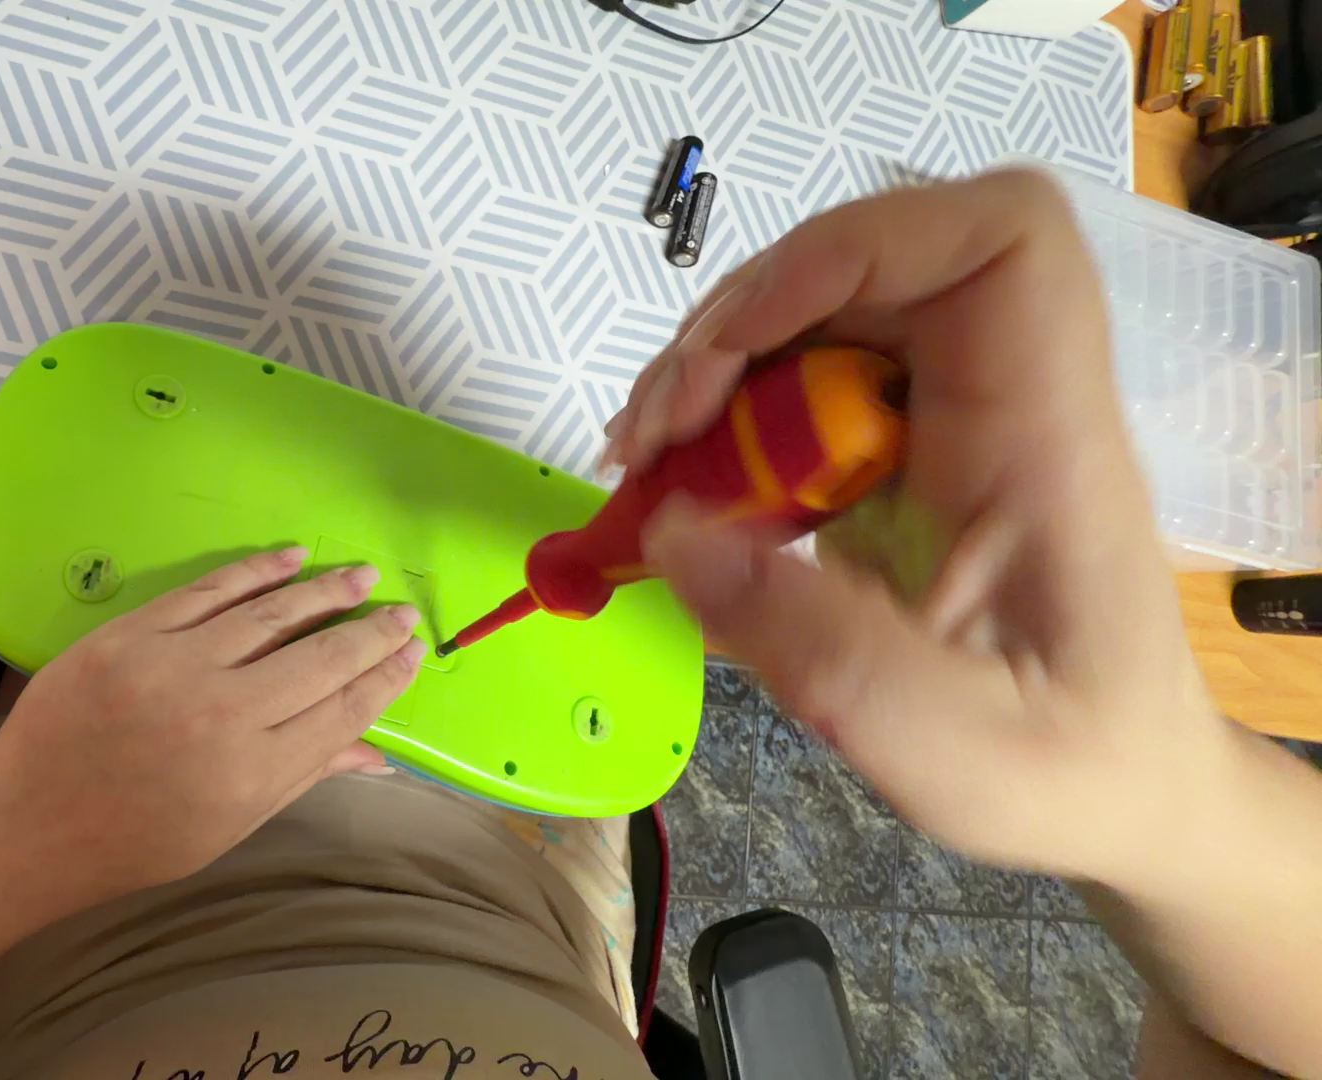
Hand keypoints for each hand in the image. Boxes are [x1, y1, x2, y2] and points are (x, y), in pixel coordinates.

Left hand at [0, 548, 421, 897]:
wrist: (27, 825)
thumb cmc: (135, 841)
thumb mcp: (229, 827)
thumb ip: (305, 777)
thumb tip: (379, 756)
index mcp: (253, 775)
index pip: (344, 711)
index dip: (386, 677)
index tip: (413, 652)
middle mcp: (224, 716)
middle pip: (322, 659)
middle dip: (372, 631)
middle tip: (404, 610)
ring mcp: (175, 667)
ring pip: (274, 615)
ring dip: (327, 590)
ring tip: (363, 573)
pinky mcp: (133, 634)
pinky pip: (210, 590)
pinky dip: (257, 570)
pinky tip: (294, 557)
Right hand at [617, 170, 1231, 888]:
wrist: (1104, 781)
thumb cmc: (1061, 764)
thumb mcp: (946, 742)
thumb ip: (814, 644)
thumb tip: (669, 534)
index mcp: (1034, 436)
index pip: (990, 242)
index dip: (849, 252)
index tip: (733, 347)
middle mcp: (979, 401)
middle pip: (852, 275)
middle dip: (726, 337)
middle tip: (650, 440)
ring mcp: (917, 424)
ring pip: (795, 327)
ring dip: (696, 379)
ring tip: (638, 463)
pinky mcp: (866, 457)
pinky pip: (773, 392)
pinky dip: (700, 423)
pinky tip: (662, 481)